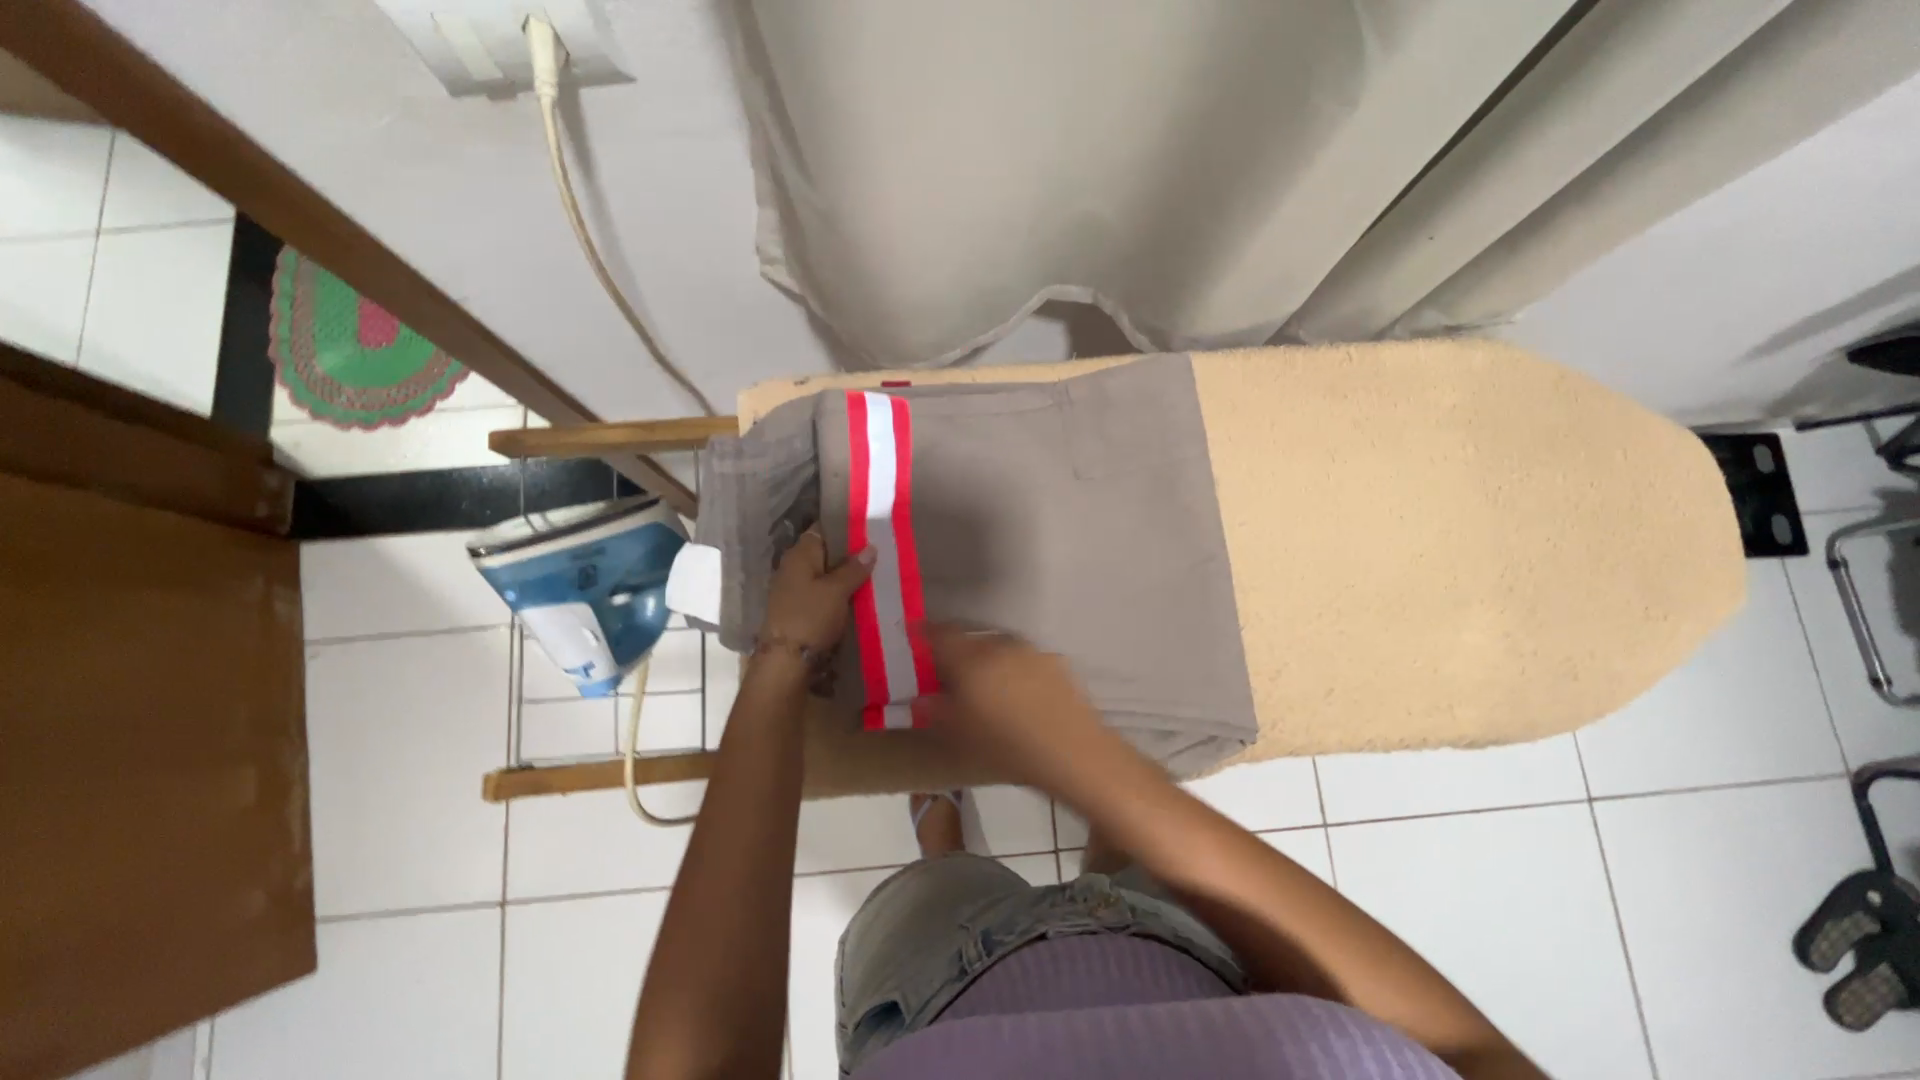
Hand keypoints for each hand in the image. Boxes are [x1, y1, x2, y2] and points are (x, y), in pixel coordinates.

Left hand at [760, 529, 873, 652]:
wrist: (785, 660)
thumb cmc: (810, 617)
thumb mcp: (837, 591)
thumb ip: (853, 569)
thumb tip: (870, 547)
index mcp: (800, 554)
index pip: (822, 530)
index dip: (844, 529)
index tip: (868, 530)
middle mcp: (792, 566)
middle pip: (824, 553)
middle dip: (848, 555)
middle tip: (878, 555)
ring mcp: (792, 589)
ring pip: (824, 575)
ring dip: (844, 577)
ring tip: (873, 576)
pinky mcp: (796, 609)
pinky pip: (821, 593)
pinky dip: (837, 594)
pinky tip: (856, 598)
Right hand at [920, 624, 1114, 791]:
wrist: (1073, 753)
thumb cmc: (1007, 747)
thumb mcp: (959, 734)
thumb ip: (935, 709)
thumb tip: (922, 695)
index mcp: (970, 659)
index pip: (939, 632)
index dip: (924, 633)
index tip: (915, 638)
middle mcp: (999, 645)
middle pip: (970, 638)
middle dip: (957, 650)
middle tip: (950, 671)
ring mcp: (1031, 651)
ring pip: (998, 646)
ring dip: (987, 658)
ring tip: (986, 684)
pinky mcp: (1055, 662)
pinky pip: (1023, 658)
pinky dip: (1013, 668)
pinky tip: (1017, 694)